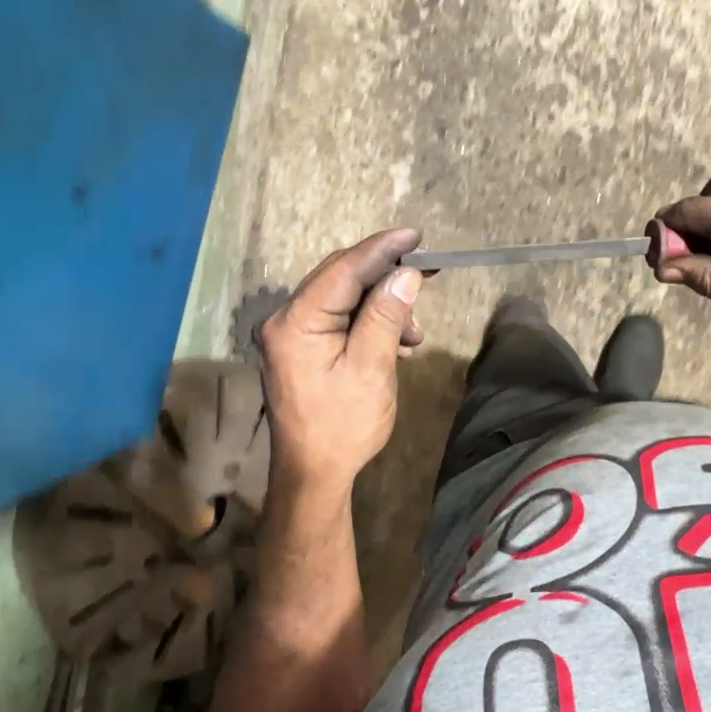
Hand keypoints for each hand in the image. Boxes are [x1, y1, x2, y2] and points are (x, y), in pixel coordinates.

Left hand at [257, 229, 424, 485]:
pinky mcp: (300, 351)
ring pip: (342, 300)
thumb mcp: (371, 368)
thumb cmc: (343, 426)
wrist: (313, 475)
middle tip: (426, 273)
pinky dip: (367, 325)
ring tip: (413, 334)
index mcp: (295, 321)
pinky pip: (337, 322)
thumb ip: (386, 316)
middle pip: (339, 279)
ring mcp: (290, 337)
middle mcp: (285, 320)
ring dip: (381, 307)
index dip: (382, 249)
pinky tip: (396, 343)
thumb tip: (406, 275)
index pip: (343, 269)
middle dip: (385, 277)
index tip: (416, 236)